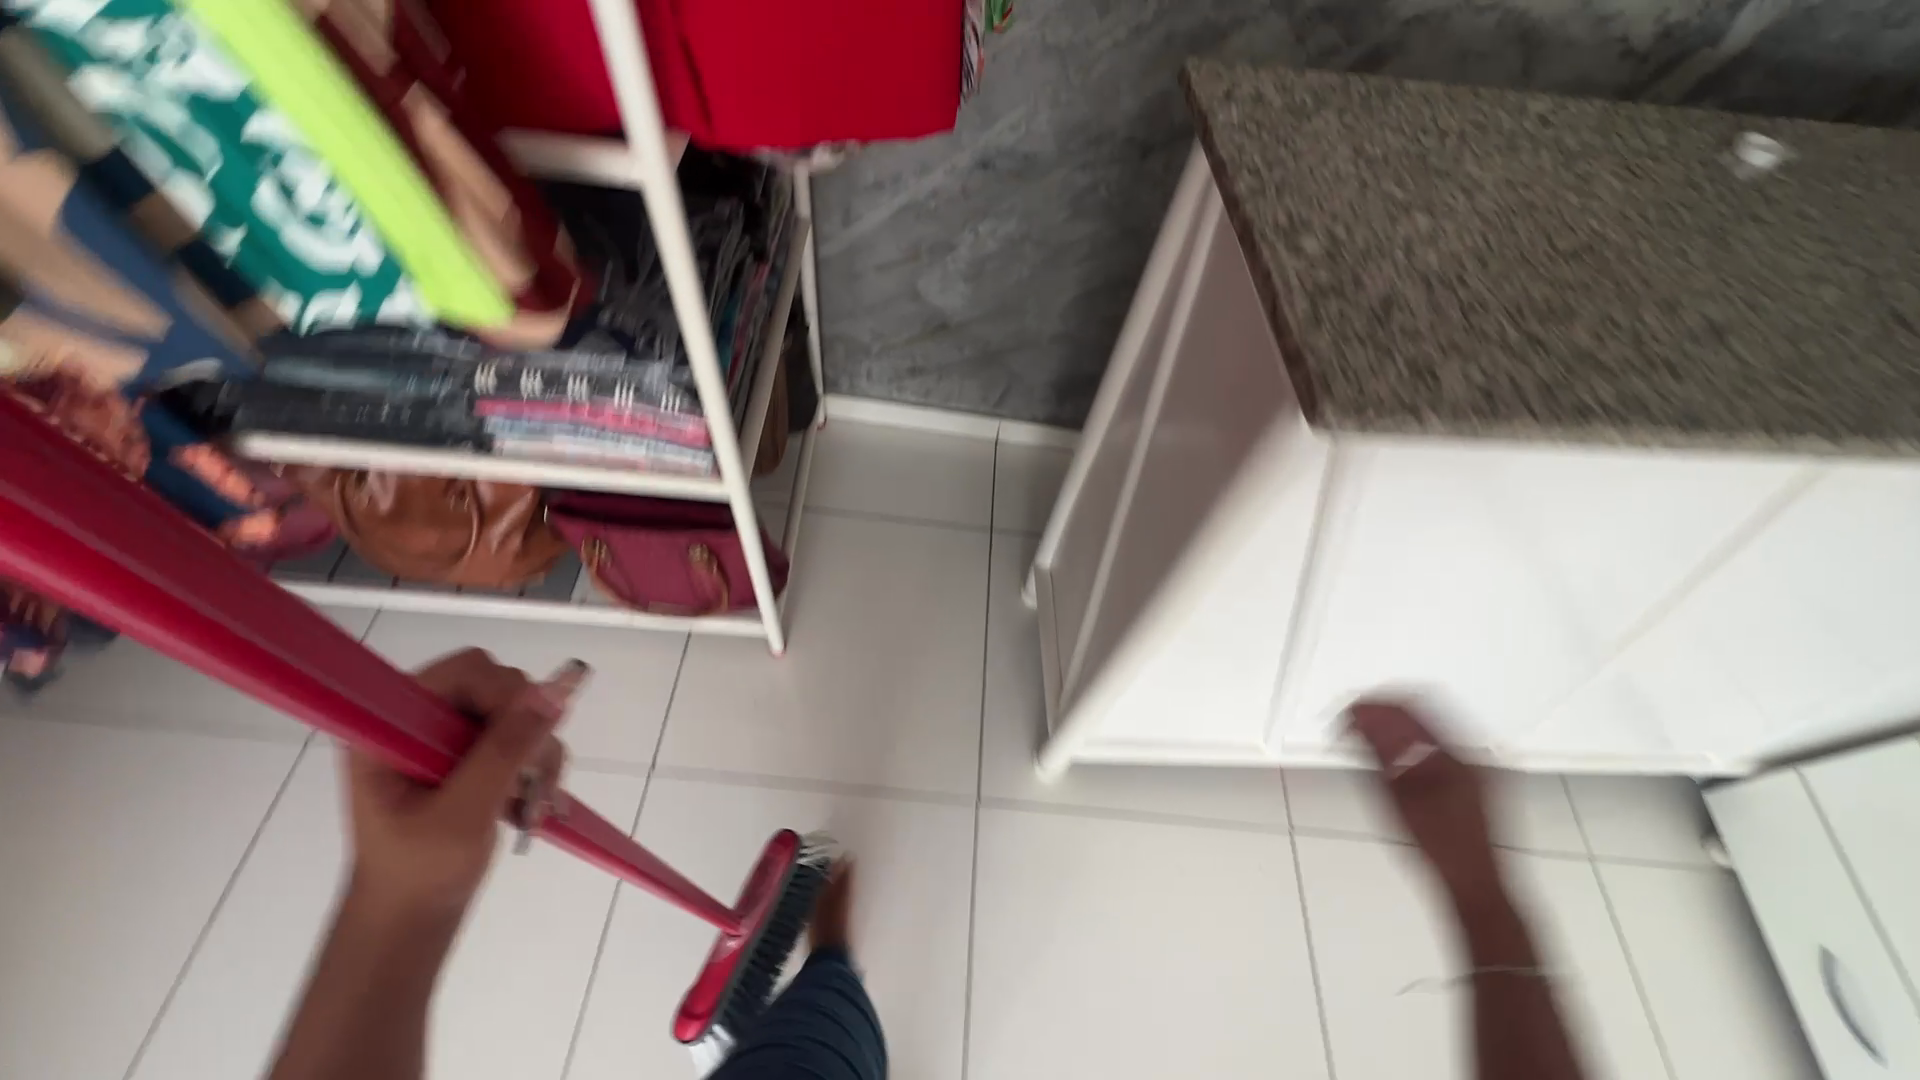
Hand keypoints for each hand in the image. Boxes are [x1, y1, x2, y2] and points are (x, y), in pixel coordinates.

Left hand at [342, 649, 582, 921]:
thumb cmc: (419, 874)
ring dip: (539, 757)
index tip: (526, 739)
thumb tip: (558, 689)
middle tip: (532, 780)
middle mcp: (419, 721)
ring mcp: (448, 739)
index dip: (504, 693)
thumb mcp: (465, 811)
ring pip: (522, 714)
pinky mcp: (472, 757)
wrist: (411, 924)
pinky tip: (532, 804)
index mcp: (391, 725)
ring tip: (534, 805)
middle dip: (528, 733)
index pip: (465, 671)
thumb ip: (508, 747)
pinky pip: (525, 738)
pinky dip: (539, 768)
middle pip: (500, 689)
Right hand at [1345, 698, 1505, 911]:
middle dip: (1381, 712)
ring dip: (1393, 726)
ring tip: (1363, 735)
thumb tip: (1361, 716)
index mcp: (1456, 754)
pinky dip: (1408, 742)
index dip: (1373, 705)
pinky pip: (1437, 744)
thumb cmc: (1437, 847)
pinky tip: (1390, 754)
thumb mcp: (1399, 798)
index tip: (1347, 713)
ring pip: (1429, 726)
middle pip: (1423, 712)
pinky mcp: (1473, 779)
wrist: (1474, 885)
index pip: (1411, 708)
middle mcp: (1472, 753)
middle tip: (1351, 722)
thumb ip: (1381, 753)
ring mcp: (1475, 766)